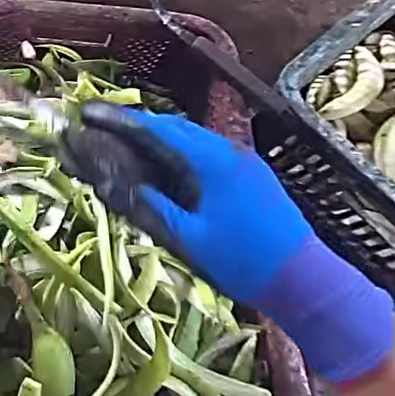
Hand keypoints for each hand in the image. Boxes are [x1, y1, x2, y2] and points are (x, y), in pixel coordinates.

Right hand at [65, 103, 394, 382]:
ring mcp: (242, 161)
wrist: (306, 281)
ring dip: (156, 136)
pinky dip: (176, 150)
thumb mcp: (189, 238)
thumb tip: (116, 185)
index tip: (88, 114)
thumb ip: (152, 208)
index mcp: (213, 160)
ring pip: (189, 138)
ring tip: (124, 141)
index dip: (120, 121)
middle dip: (135, 124)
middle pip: (173, 126)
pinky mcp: (249, 174)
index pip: (157, 129)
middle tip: (100, 126)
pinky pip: (203, 151)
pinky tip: (162, 163)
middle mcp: (228, 150)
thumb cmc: (245, 262)